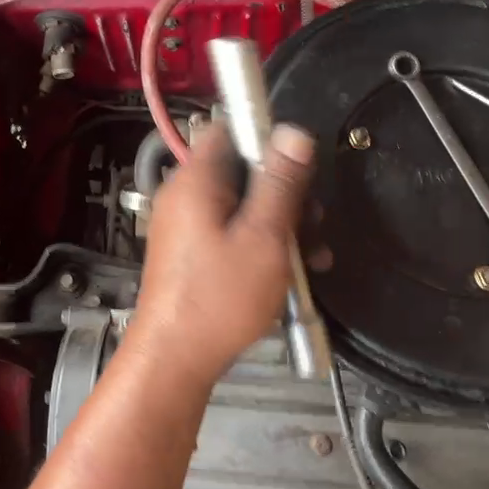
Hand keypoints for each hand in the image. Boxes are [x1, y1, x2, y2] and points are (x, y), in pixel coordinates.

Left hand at [126, 123, 315, 385]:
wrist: (176, 358)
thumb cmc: (218, 300)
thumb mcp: (264, 237)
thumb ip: (281, 184)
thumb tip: (293, 133)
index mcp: (195, 181)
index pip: (229, 130)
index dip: (267, 138)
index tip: (300, 163)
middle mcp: (184, 196)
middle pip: (241, 171)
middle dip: (284, 192)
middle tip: (312, 222)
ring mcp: (185, 225)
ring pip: (241, 205)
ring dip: (279, 223)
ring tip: (309, 255)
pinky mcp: (191, 252)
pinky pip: (230, 231)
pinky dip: (259, 242)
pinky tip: (287, 270)